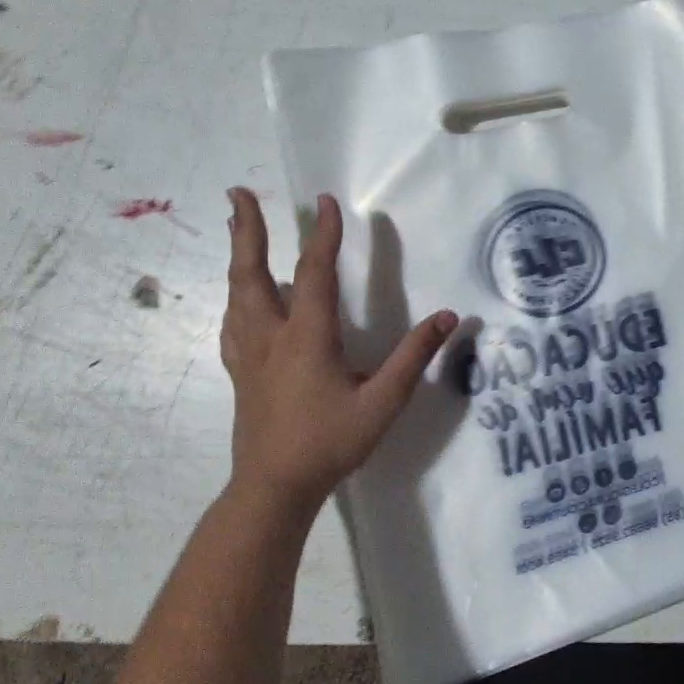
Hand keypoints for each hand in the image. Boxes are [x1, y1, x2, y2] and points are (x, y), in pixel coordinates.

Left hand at [220, 187, 458, 514]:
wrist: (273, 488)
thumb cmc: (331, 442)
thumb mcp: (384, 402)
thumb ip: (414, 356)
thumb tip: (449, 316)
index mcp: (306, 339)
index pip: (315, 276)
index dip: (323, 237)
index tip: (328, 203)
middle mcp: (270, 338)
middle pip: (252, 275)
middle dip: (248, 232)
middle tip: (240, 194)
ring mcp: (250, 356)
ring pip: (237, 295)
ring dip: (238, 257)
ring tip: (239, 230)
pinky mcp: (243, 373)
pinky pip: (235, 320)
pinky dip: (238, 294)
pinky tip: (242, 297)